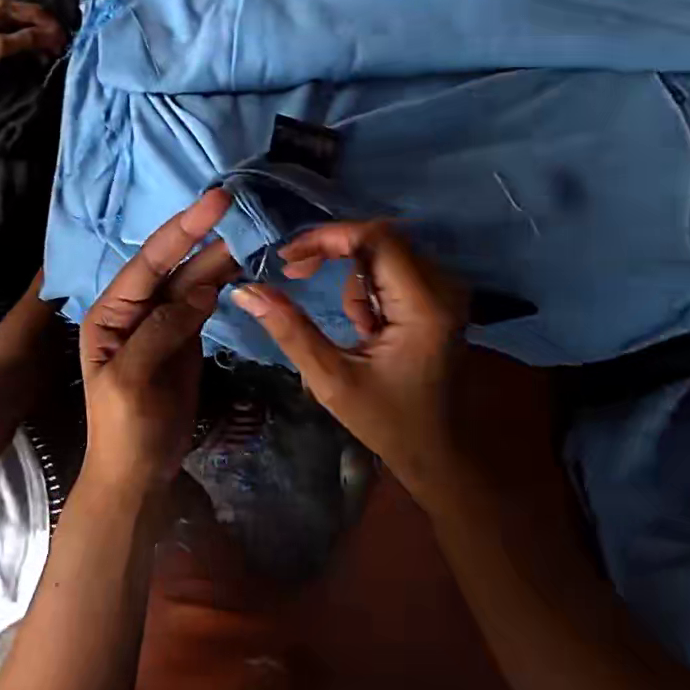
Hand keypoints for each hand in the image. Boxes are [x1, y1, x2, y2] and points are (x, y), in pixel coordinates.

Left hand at [0, 0, 64, 72]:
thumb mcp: (1, 46)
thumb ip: (27, 38)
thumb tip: (52, 35)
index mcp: (1, 4)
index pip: (34, 12)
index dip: (51, 26)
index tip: (63, 41)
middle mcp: (2, 6)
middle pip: (33, 16)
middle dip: (48, 31)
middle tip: (61, 48)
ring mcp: (1, 17)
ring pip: (30, 24)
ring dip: (42, 37)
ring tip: (52, 52)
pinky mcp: (0, 29)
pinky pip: (23, 32)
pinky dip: (34, 41)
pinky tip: (40, 52)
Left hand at [79, 189, 241, 492]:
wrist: (138, 473)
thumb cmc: (123, 428)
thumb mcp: (131, 380)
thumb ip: (161, 331)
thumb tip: (201, 290)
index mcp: (111, 311)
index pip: (147, 263)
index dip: (180, 231)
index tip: (214, 201)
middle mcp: (135, 308)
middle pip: (172, 265)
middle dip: (202, 236)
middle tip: (238, 203)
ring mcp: (163, 321)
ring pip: (193, 281)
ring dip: (219, 257)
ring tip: (251, 231)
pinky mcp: (186, 337)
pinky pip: (205, 303)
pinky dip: (224, 283)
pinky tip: (242, 265)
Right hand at [229, 221, 470, 499]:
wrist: (437, 452)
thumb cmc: (387, 421)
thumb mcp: (331, 379)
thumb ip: (290, 329)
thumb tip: (245, 290)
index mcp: (424, 306)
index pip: (376, 239)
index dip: (326, 238)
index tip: (287, 259)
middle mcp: (443, 288)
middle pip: (379, 238)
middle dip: (331, 250)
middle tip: (294, 273)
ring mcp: (444, 291)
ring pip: (383, 251)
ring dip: (350, 275)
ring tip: (351, 327)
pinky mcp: (437, 298)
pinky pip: (392, 268)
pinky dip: (366, 287)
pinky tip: (365, 327)